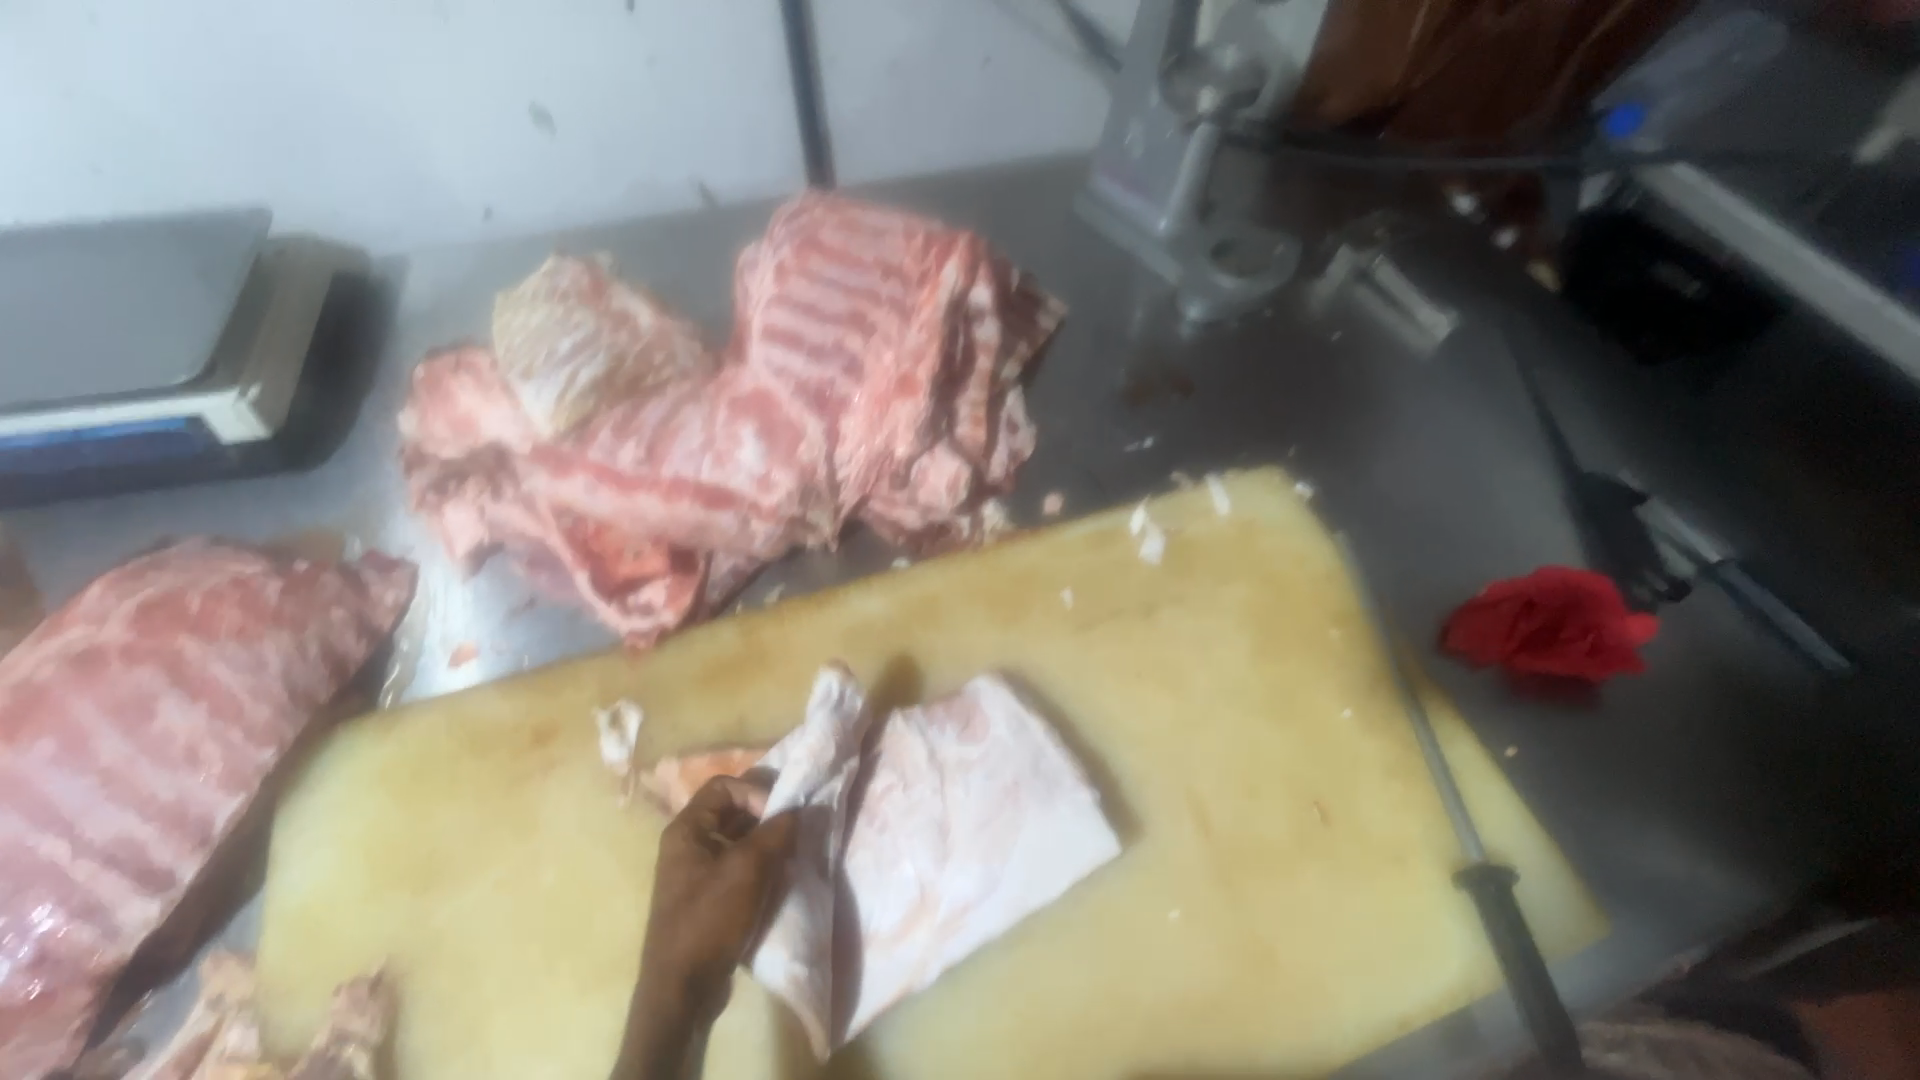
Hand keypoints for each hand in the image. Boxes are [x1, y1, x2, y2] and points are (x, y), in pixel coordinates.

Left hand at [639, 775, 796, 1024]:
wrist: (681, 990)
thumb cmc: (710, 920)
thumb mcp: (748, 869)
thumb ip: (777, 832)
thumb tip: (800, 808)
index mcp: (686, 829)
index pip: (725, 786)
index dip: (755, 792)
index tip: (779, 817)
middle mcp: (686, 844)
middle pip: (731, 811)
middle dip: (765, 817)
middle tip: (793, 833)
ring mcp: (694, 873)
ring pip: (736, 840)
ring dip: (765, 843)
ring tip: (789, 857)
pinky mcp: (705, 898)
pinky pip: (736, 866)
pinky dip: (758, 866)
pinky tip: (777, 880)